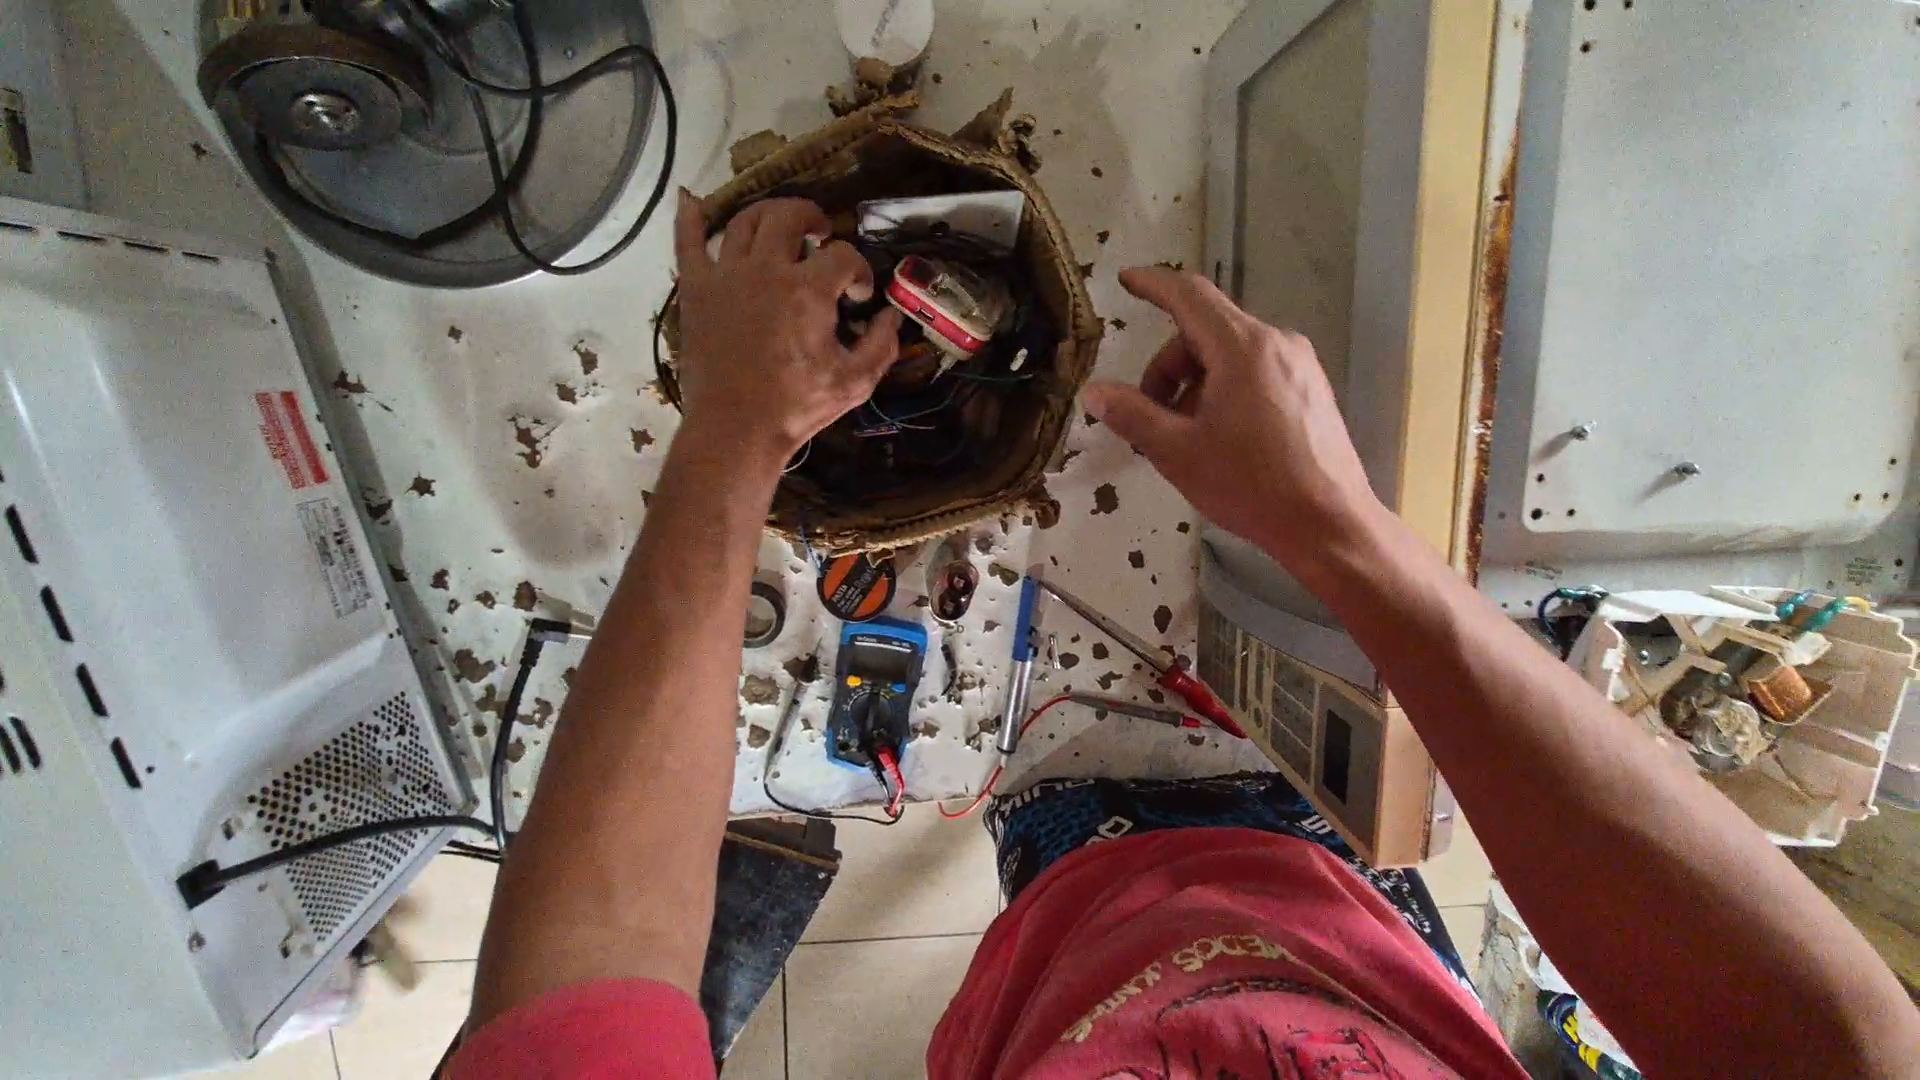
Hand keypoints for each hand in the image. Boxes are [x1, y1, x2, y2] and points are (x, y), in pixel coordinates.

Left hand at [672, 192, 902, 463]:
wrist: (737, 429)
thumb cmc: (797, 408)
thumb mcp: (854, 383)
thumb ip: (880, 344)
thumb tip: (892, 316)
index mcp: (808, 290)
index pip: (842, 255)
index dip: (859, 270)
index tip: (859, 295)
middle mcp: (766, 270)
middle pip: (790, 216)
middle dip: (813, 217)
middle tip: (822, 232)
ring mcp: (726, 275)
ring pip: (745, 220)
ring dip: (769, 214)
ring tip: (781, 225)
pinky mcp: (696, 290)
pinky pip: (688, 242)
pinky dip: (689, 218)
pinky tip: (692, 201)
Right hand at [1082, 267, 1382, 569]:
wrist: (1328, 524)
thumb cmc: (1250, 485)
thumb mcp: (1177, 452)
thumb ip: (1132, 415)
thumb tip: (1095, 391)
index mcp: (1242, 348)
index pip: (1190, 296)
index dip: (1153, 285)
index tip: (1127, 281)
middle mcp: (1276, 343)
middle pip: (1203, 334)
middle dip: (1167, 370)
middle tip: (1149, 420)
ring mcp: (1299, 365)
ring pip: (1227, 356)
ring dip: (1193, 386)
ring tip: (1185, 438)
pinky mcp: (1310, 389)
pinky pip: (1253, 373)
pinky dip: (1222, 392)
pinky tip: (1218, 438)